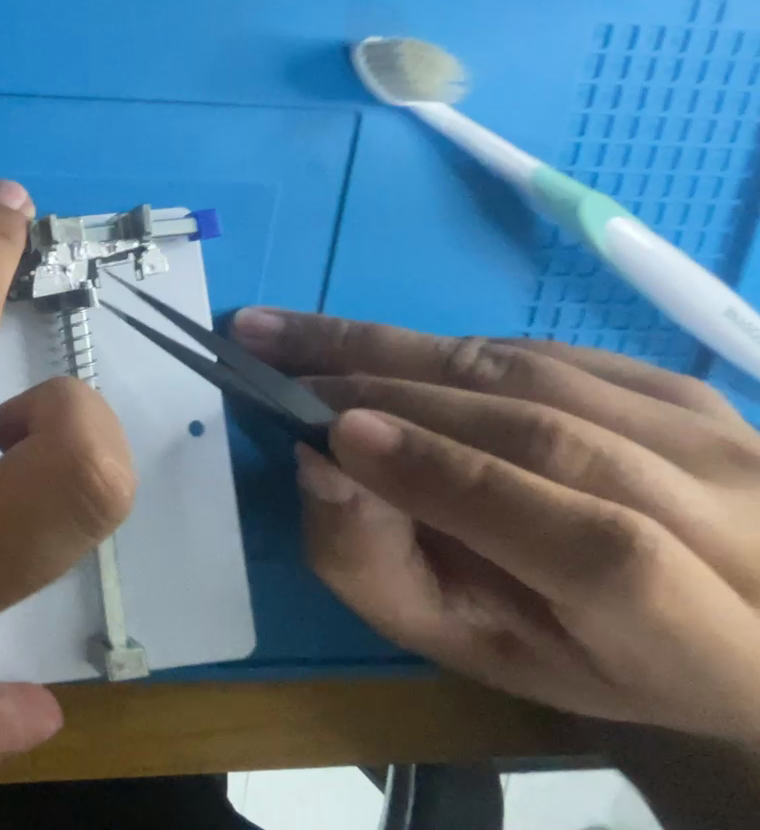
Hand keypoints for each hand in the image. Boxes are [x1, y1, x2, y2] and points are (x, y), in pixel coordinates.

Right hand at [234, 309, 759, 745]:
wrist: (707, 617)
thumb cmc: (562, 648)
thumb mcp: (455, 642)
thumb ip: (377, 567)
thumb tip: (317, 459)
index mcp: (704, 643)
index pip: (592, 548)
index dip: (456, 481)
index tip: (334, 436)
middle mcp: (750, 535)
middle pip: (552, 438)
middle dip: (388, 395)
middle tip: (271, 364)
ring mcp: (735, 449)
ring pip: (536, 378)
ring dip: (392, 350)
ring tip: (289, 335)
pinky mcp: (694, 392)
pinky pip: (540, 353)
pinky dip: (438, 348)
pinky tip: (367, 350)